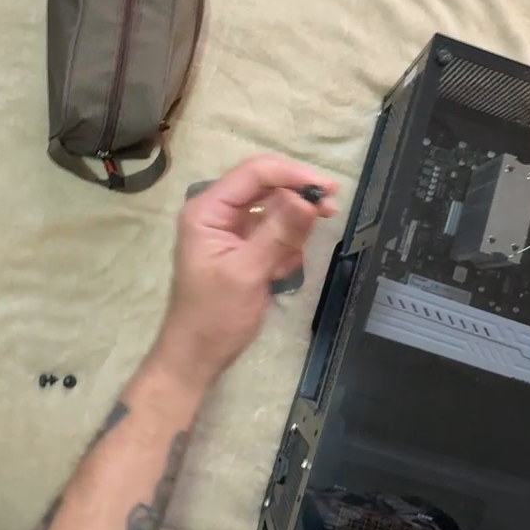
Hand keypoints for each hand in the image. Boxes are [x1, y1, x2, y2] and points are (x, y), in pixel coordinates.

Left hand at [153, 155, 337, 388]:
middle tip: (331, 212)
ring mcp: (232, 229)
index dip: (293, 174)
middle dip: (298, 200)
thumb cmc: (214, 317)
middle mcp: (219, 212)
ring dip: (293, 231)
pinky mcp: (245, 246)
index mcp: (208, 209)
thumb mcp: (248, 272)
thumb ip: (278, 232)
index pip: (254, 172)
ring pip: (276, 209)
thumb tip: (309, 199)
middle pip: (268, 186)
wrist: (198, 357)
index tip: (328, 188)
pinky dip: (287, 248)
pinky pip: (276, 232)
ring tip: (286, 264)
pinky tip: (279, 273)